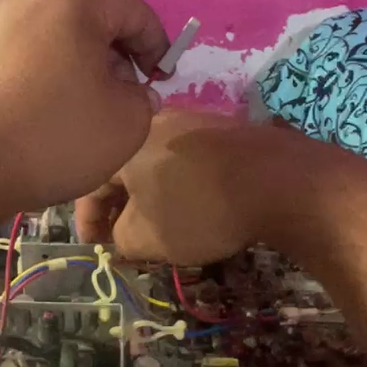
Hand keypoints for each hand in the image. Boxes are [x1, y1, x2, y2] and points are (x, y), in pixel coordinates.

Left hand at [0, 0, 169, 215]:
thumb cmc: (50, 137)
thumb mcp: (125, 124)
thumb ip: (143, 99)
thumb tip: (129, 90)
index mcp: (73, 0)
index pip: (134, 12)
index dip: (157, 47)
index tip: (159, 83)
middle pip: (88, 22)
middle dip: (112, 59)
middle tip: (118, 102)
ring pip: (49, 41)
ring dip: (72, 70)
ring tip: (73, 116)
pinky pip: (15, 61)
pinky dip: (34, 81)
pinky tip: (31, 121)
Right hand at [75, 109, 286, 264]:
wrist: (278, 179)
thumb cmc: (200, 209)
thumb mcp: (148, 238)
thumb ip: (121, 238)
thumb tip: (121, 233)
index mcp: (126, 145)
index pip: (92, 184)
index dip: (89, 220)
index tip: (96, 246)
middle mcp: (152, 123)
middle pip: (124, 167)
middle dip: (120, 204)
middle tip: (123, 234)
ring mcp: (191, 120)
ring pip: (156, 160)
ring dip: (151, 191)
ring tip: (159, 220)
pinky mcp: (222, 128)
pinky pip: (186, 157)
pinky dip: (180, 181)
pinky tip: (195, 202)